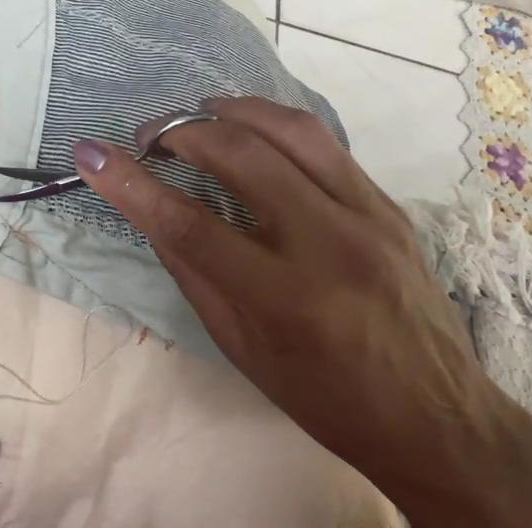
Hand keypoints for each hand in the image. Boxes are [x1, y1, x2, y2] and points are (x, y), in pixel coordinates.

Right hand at [73, 97, 531, 527]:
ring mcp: (369, 219)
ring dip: (231, 110)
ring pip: (291, 129)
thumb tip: (149, 208)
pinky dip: (274, 126)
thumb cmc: (325, 397)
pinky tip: (251, 132)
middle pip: (239, 155)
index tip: (90, 153)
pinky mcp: (390, 207)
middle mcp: (330, 247)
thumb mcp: (241, 347)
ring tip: (198, 115)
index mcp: (285, 300)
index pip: (187, 224)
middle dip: (180, 132)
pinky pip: (325, 144)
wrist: (441, 421)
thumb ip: (191, 271)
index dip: (129, 182)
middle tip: (152, 139)